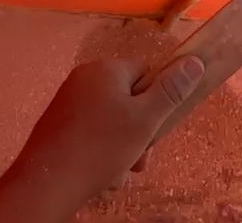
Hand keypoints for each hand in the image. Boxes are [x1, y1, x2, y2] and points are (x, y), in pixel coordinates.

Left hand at [0, 55, 205, 221]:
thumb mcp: (144, 121)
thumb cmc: (100, 147)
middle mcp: (85, 76)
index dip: (156, 101)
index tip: (156, 129)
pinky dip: (100, 149)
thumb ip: (171, 91)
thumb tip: (195, 61)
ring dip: (122, 145)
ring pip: (110, 119)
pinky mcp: (58, 121)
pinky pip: (90, 130)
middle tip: (140, 160)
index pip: (145, 73)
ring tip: (120, 172)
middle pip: (127, 98)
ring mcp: (69, 99)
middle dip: (138, 131)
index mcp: (106, 69)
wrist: (46, 181)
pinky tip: (102, 173)